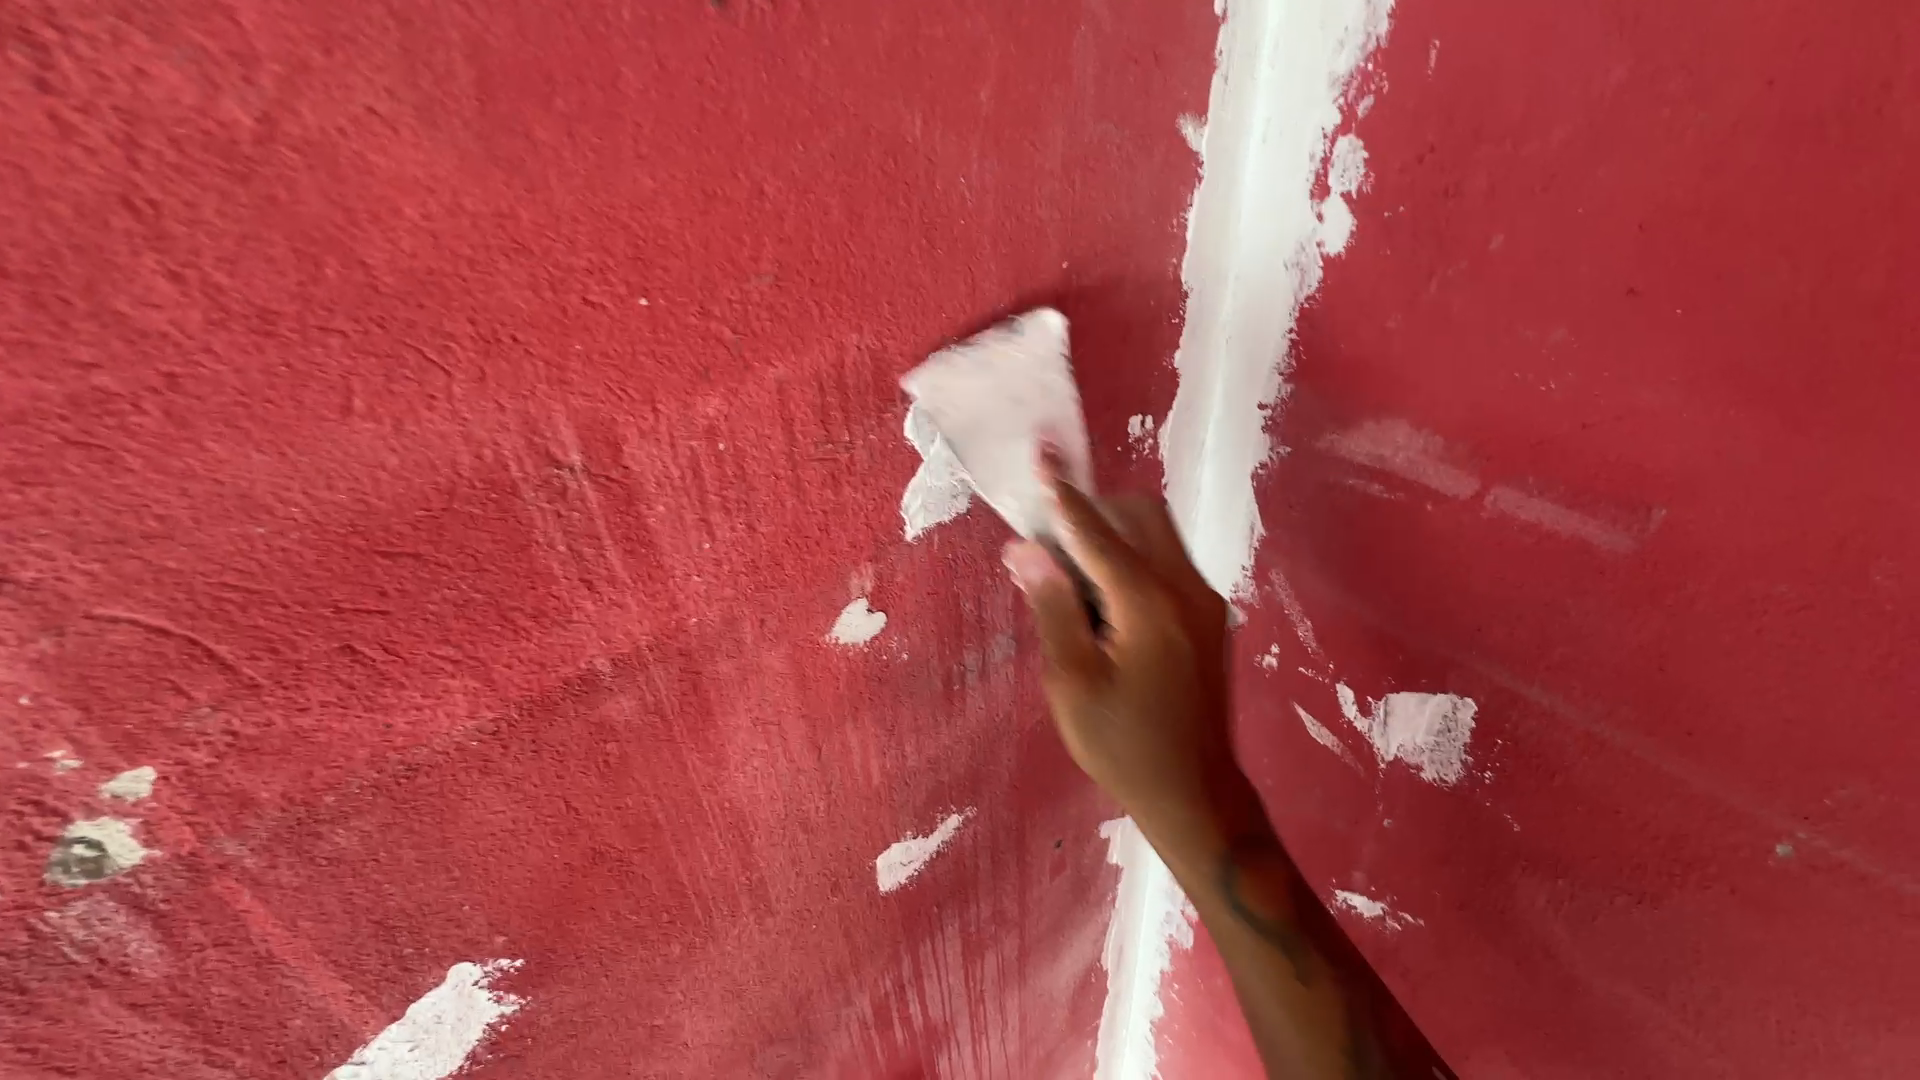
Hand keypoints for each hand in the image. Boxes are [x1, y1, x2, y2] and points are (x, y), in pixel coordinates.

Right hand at [1003, 455, 1235, 827]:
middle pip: (1141, 515)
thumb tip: (1026, 549)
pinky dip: (1131, 559)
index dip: (1062, 494)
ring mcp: (1203, 601)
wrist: (1194, 792)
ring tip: (1074, 577)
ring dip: (1114, 535)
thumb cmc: (1122, 744)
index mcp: (1149, 603)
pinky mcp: (1208, 616)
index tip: (1041, 454)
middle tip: (1052, 545)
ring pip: (1157, 534)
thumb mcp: (1072, 681)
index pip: (1097, 532)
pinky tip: (1106, 602)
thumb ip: (1052, 607)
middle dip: (1094, 511)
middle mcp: (1185, 587)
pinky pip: (1166, 562)